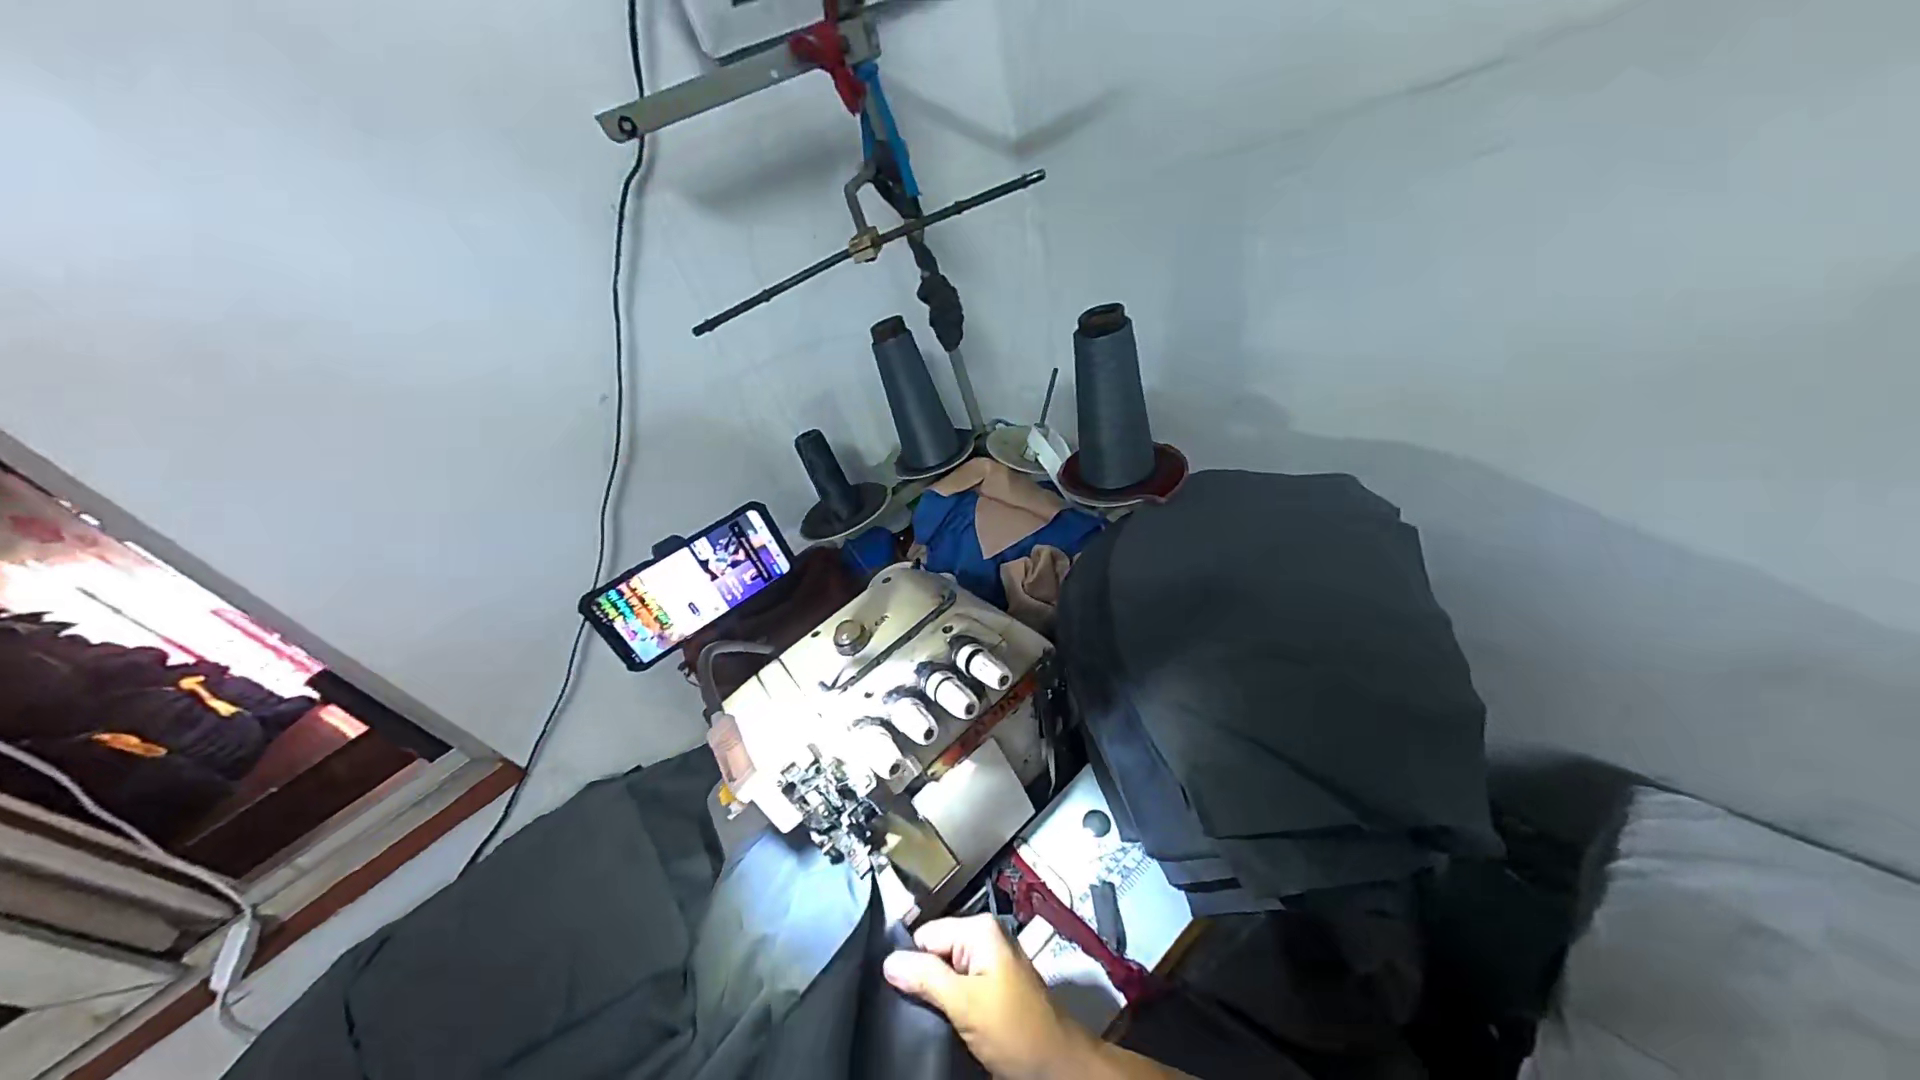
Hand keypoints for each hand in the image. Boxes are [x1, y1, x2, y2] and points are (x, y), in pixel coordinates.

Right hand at [883, 914, 1087, 1079]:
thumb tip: (888, 961)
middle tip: (921, 1010)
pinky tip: (947, 1020)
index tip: (902, 993)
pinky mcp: (992, 988)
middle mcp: (984, 938)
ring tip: (934, 1017)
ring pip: (944, 973)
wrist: (1057, 1066)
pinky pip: (959, 987)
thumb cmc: (1015, 1030)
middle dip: (924, 979)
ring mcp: (990, 963)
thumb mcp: (965, 1003)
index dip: (912, 964)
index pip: (924, 935)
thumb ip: (925, 978)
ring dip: (937, 995)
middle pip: (934, 952)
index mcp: (979, 929)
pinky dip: (951, 1003)